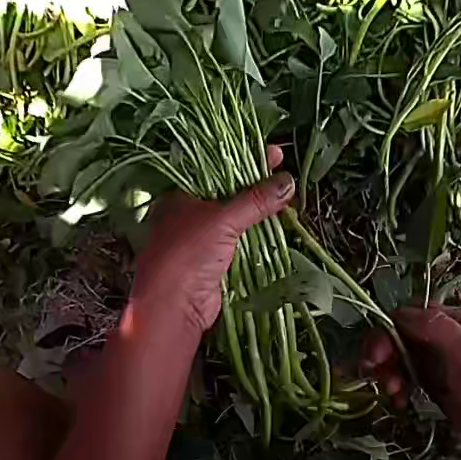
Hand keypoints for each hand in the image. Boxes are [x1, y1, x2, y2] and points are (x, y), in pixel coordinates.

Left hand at [129, 145, 292, 334]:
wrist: (173, 306)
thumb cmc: (186, 254)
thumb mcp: (222, 219)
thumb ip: (255, 200)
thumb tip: (286, 182)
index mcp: (179, 196)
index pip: (215, 169)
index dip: (244, 159)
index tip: (272, 153)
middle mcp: (187, 216)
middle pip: (227, 194)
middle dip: (255, 185)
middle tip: (283, 172)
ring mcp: (200, 241)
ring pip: (235, 220)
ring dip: (259, 212)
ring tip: (286, 196)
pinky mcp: (213, 263)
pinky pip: (240, 243)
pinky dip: (257, 235)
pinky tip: (277, 225)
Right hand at [360, 304, 460, 454]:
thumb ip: (437, 329)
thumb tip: (400, 311)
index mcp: (458, 323)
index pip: (410, 314)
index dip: (388, 331)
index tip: (377, 356)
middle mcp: (447, 338)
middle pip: (401, 335)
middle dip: (384, 354)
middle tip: (377, 377)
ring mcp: (442, 363)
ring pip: (401, 357)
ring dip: (389, 372)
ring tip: (393, 394)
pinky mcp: (438, 386)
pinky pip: (409, 378)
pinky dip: (398, 387)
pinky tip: (400, 402)